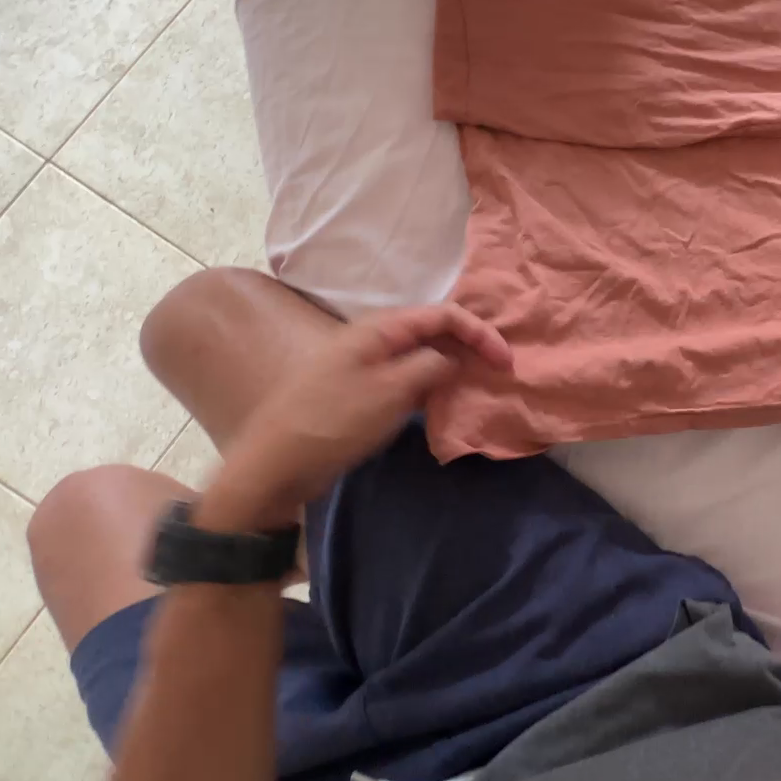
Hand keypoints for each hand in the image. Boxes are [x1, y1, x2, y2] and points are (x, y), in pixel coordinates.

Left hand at [198, 305, 512, 529]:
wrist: (275, 465)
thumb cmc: (333, 422)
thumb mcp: (391, 392)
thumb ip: (431, 366)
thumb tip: (456, 358)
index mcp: (381, 327)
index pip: (444, 314)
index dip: (480, 332)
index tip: (506, 362)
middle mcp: (376, 338)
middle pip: (435, 329)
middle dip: (472, 345)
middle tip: (501, 371)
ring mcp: (368, 364)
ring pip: (424, 353)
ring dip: (455, 364)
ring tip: (482, 384)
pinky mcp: (364, 391)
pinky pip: (410, 376)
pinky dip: (434, 383)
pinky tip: (448, 401)